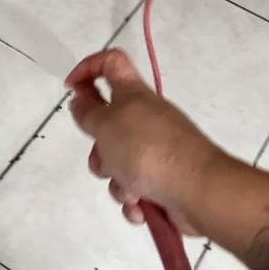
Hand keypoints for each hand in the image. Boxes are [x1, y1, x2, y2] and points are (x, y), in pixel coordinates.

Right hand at [66, 48, 232, 234]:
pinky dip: (134, 200)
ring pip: (118, 163)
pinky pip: (135, 189)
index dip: (88, 67)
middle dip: (99, 150)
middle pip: (107, 126)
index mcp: (133, 95)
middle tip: (106, 157)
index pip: (111, 63)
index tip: (71, 89)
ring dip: (117, 182)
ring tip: (131, 189)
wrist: (197, 190)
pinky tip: (141, 206)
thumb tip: (80, 100)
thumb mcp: (107, 125)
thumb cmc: (147, 150)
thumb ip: (88, 112)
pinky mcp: (163, 180)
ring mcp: (156, 150)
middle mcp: (145, 119)